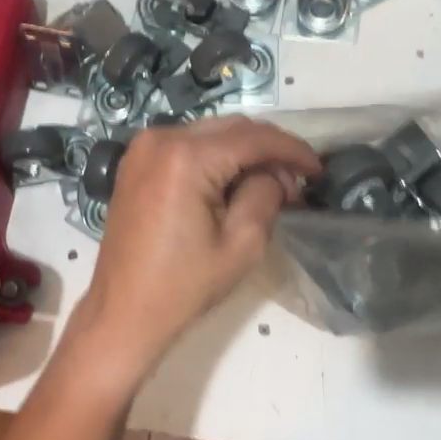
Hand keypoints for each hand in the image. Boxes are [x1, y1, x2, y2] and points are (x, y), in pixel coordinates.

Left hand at [74, 117, 319, 370]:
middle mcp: (160, 139)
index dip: (291, 149)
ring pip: (210, 134)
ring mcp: (143, 149)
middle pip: (231, 128)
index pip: (253, 138)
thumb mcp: (242, 244)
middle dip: (267, 151)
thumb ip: (266, 195)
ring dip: (243, 154)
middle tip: (294, 185)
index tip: (317, 169)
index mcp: (185, 158)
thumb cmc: (183, 286)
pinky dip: (215, 159)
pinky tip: (232, 185)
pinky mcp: (136, 164)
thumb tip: (275, 175)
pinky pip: (186, 147)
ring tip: (268, 188)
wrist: (123, 311)